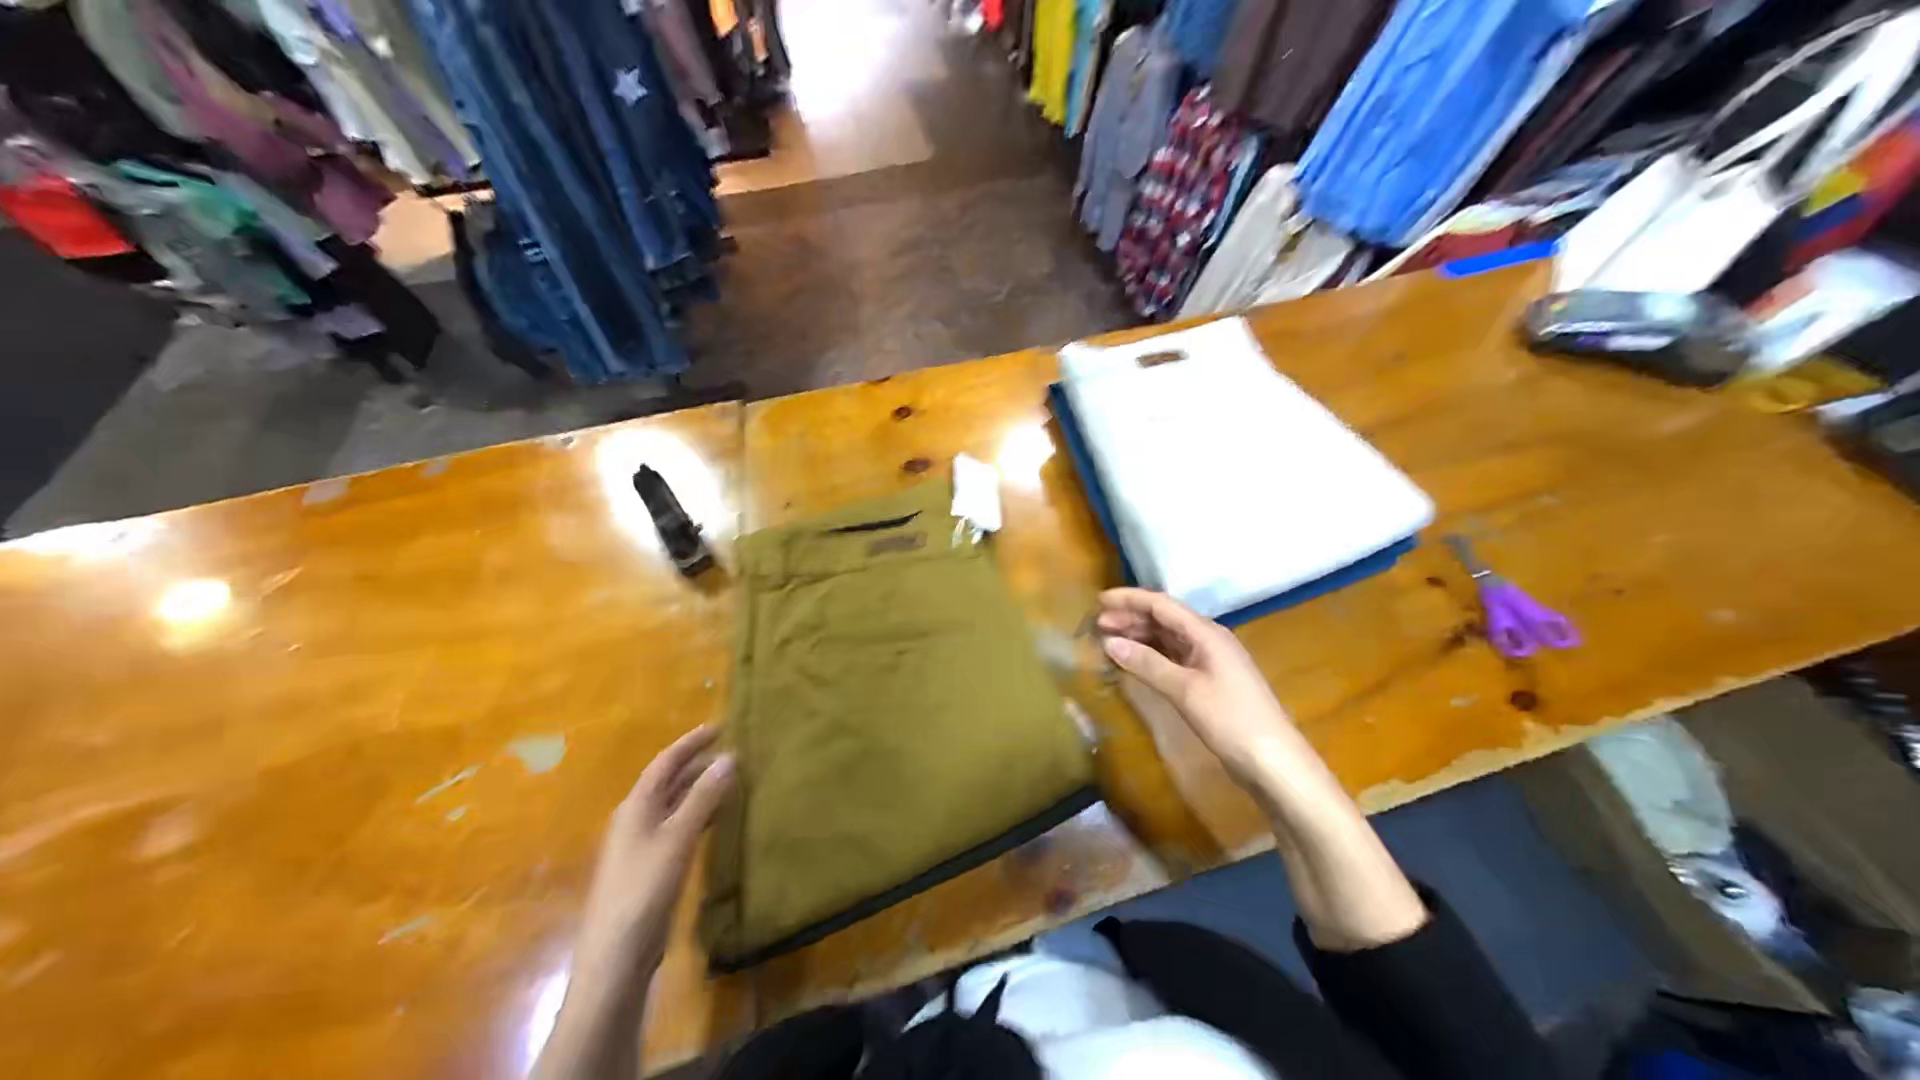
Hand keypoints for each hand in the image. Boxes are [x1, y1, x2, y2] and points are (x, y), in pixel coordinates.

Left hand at [575, 725, 734, 975]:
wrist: (616, 957)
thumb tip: (729, 757)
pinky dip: (699, 815)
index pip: (665, 762)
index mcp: (636, 806)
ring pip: (674, 805)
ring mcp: (641, 846)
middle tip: (732, 753)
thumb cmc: (644, 889)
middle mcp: (636, 820)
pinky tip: (717, 820)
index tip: (720, 727)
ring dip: (700, 789)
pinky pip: (678, 827)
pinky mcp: (651, 868)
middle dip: (698, 764)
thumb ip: (703, 797)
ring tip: (731, 780)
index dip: (691, 742)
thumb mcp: (678, 838)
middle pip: (668, 782)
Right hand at [1095, 587, 1302, 788]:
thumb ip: (1146, 663)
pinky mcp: (1208, 680)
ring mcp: (1210, 660)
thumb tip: (1109, 642)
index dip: (1129, 599)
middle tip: (1097, 625)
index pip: (1161, 605)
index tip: (1099, 601)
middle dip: (1130, 617)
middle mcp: (1208, 639)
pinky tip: (1133, 661)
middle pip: (1164, 618)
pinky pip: (1174, 656)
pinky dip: (1151, 655)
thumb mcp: (1184, 690)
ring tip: (1109, 641)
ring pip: (1168, 638)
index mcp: (1206, 633)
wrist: (1272, 760)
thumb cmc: (1230, 719)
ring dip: (1139, 636)